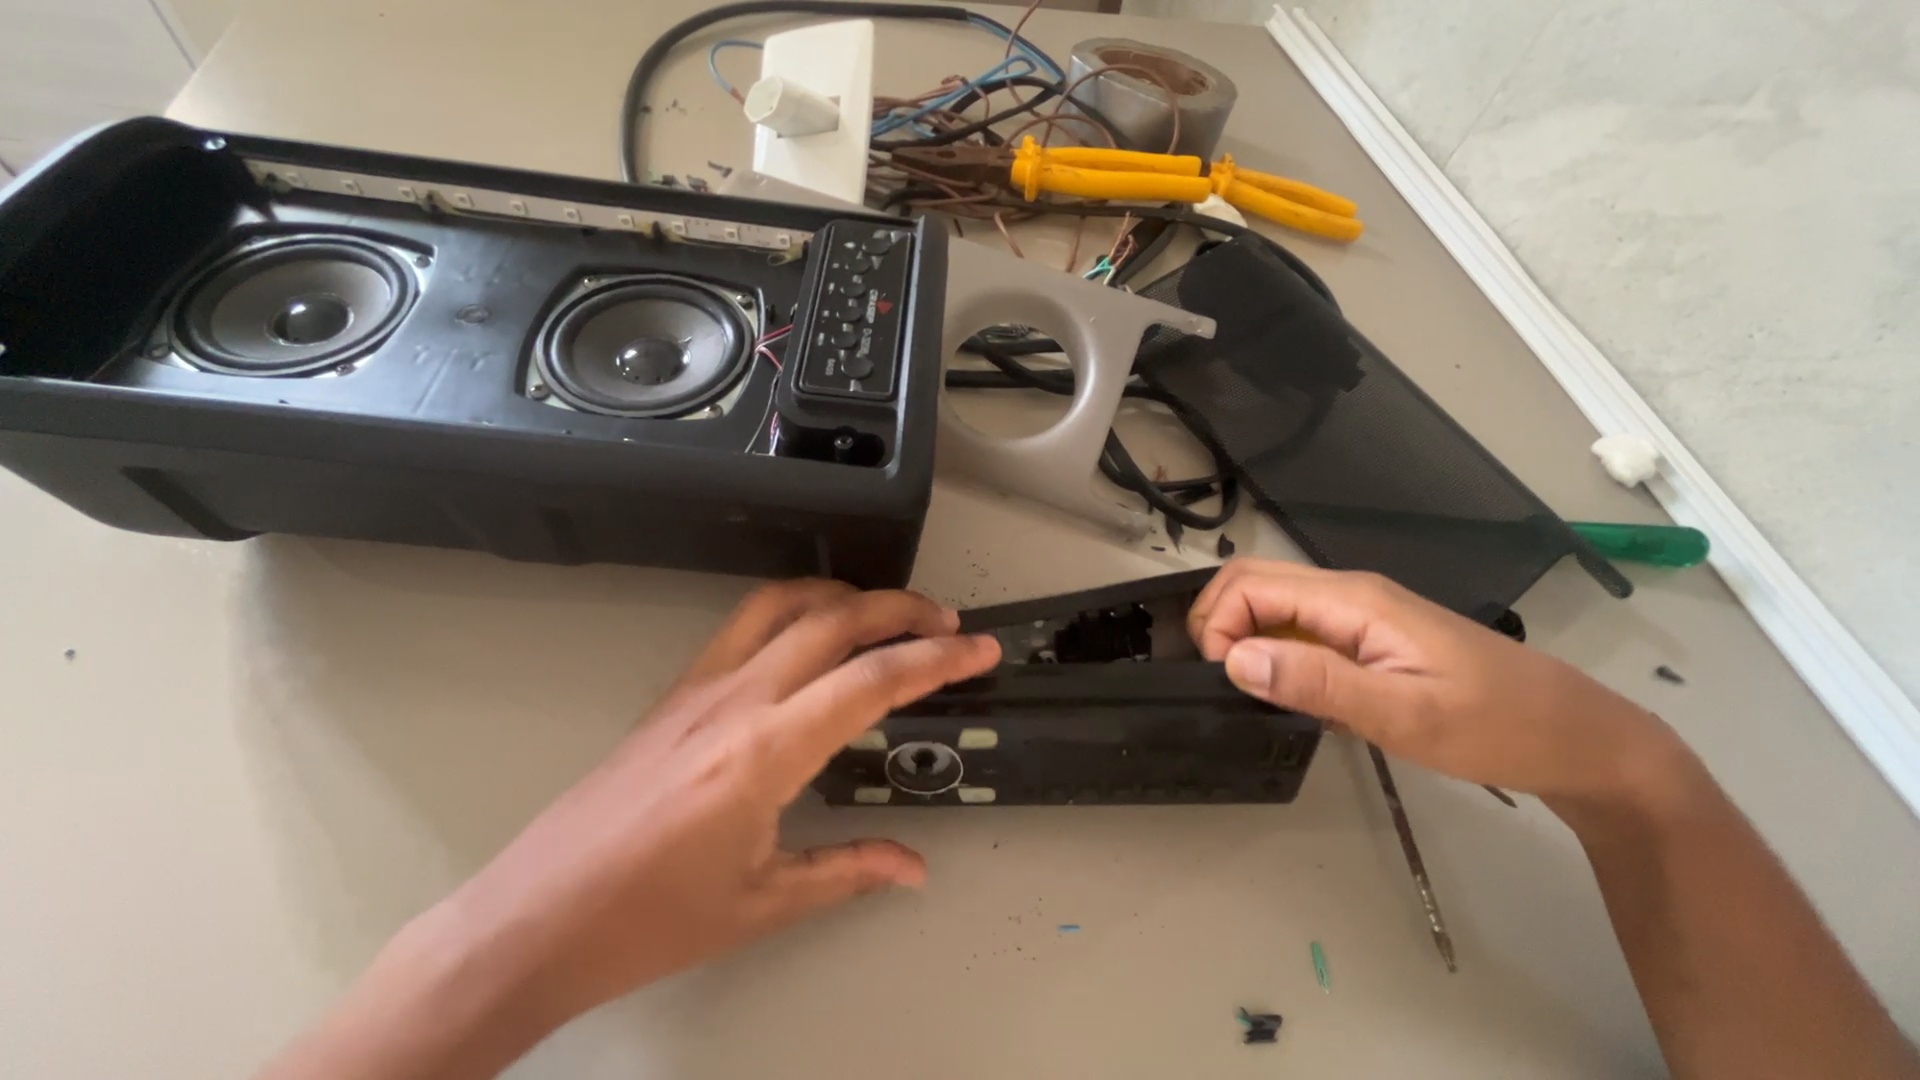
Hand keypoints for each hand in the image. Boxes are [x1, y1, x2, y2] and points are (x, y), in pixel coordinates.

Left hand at [436, 581, 1000, 1021]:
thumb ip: (848, 872)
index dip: (936, 658)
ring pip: (781, 603)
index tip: (979, 648)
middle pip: (833, 620)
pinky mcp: (676, 693)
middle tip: (948, 621)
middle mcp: (735, 700)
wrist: (537, 917)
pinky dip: (794, 609)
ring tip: (886, 613)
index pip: (872, 682)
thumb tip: (913, 868)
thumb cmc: (650, 920)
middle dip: (902, 609)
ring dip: (843, 595)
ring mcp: (699, 688)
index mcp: (765, 752)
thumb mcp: (763, 904)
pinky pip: (745, 625)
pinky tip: (811, 637)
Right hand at [1188, 559, 1680, 803]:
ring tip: (1253, 695)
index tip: (1224, 682)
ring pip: (1274, 604)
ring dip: (1245, 639)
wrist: (1578, 739)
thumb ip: (1317, 682)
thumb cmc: (1497, 727)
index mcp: (1354, 601)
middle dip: (1219, 624)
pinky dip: (1275, 655)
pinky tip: (1291, 696)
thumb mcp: (1405, 714)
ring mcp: (1361, 614)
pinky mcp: (1370, 637)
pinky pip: (1300, 630)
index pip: (1250, 585)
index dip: (1219, 626)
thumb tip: (1235, 659)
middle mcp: (1350, 594)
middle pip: (1254, 582)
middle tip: (1225, 685)